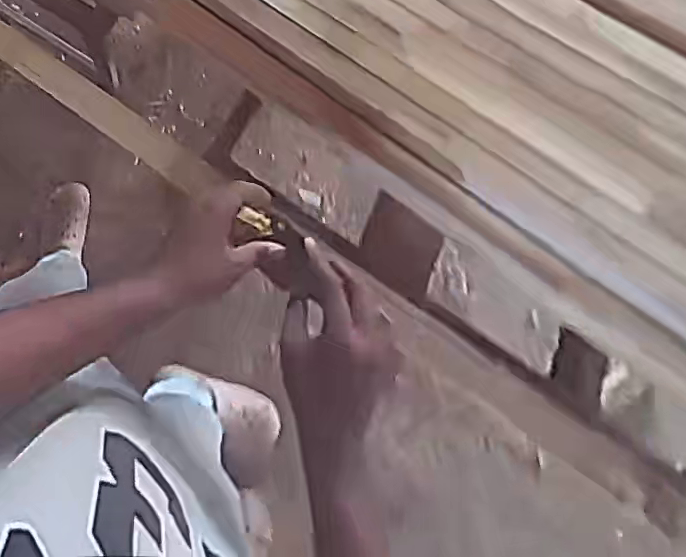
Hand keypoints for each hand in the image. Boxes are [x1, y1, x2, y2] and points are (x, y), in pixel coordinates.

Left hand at [151, 182, 285, 304]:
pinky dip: (220, 218)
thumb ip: (258, 252)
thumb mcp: (235, 265)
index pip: (240, 189)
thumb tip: (279, 247)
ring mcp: (189, 212)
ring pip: (215, 202)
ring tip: (250, 227)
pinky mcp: (182, 223)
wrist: (164, 285)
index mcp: (216, 207)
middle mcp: (202, 203)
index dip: (257, 194)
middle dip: (246, 202)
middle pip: (227, 192)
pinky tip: (228, 237)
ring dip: (233, 210)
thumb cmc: (202, 274)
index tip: (271, 204)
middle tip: (264, 217)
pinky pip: (206, 211)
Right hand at [280, 240, 400, 474]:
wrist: (339, 441)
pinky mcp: (394, 363)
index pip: (332, 285)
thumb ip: (295, 313)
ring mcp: (388, 352)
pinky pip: (383, 327)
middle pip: (360, 289)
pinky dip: (368, 314)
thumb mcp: (291, 350)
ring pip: (375, 306)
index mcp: (343, 335)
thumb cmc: (308, 396)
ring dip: (356, 291)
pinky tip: (354, 316)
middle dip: (341, 271)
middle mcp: (371, 339)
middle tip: (323, 261)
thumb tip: (301, 290)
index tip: (308, 244)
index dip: (318, 261)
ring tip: (337, 286)